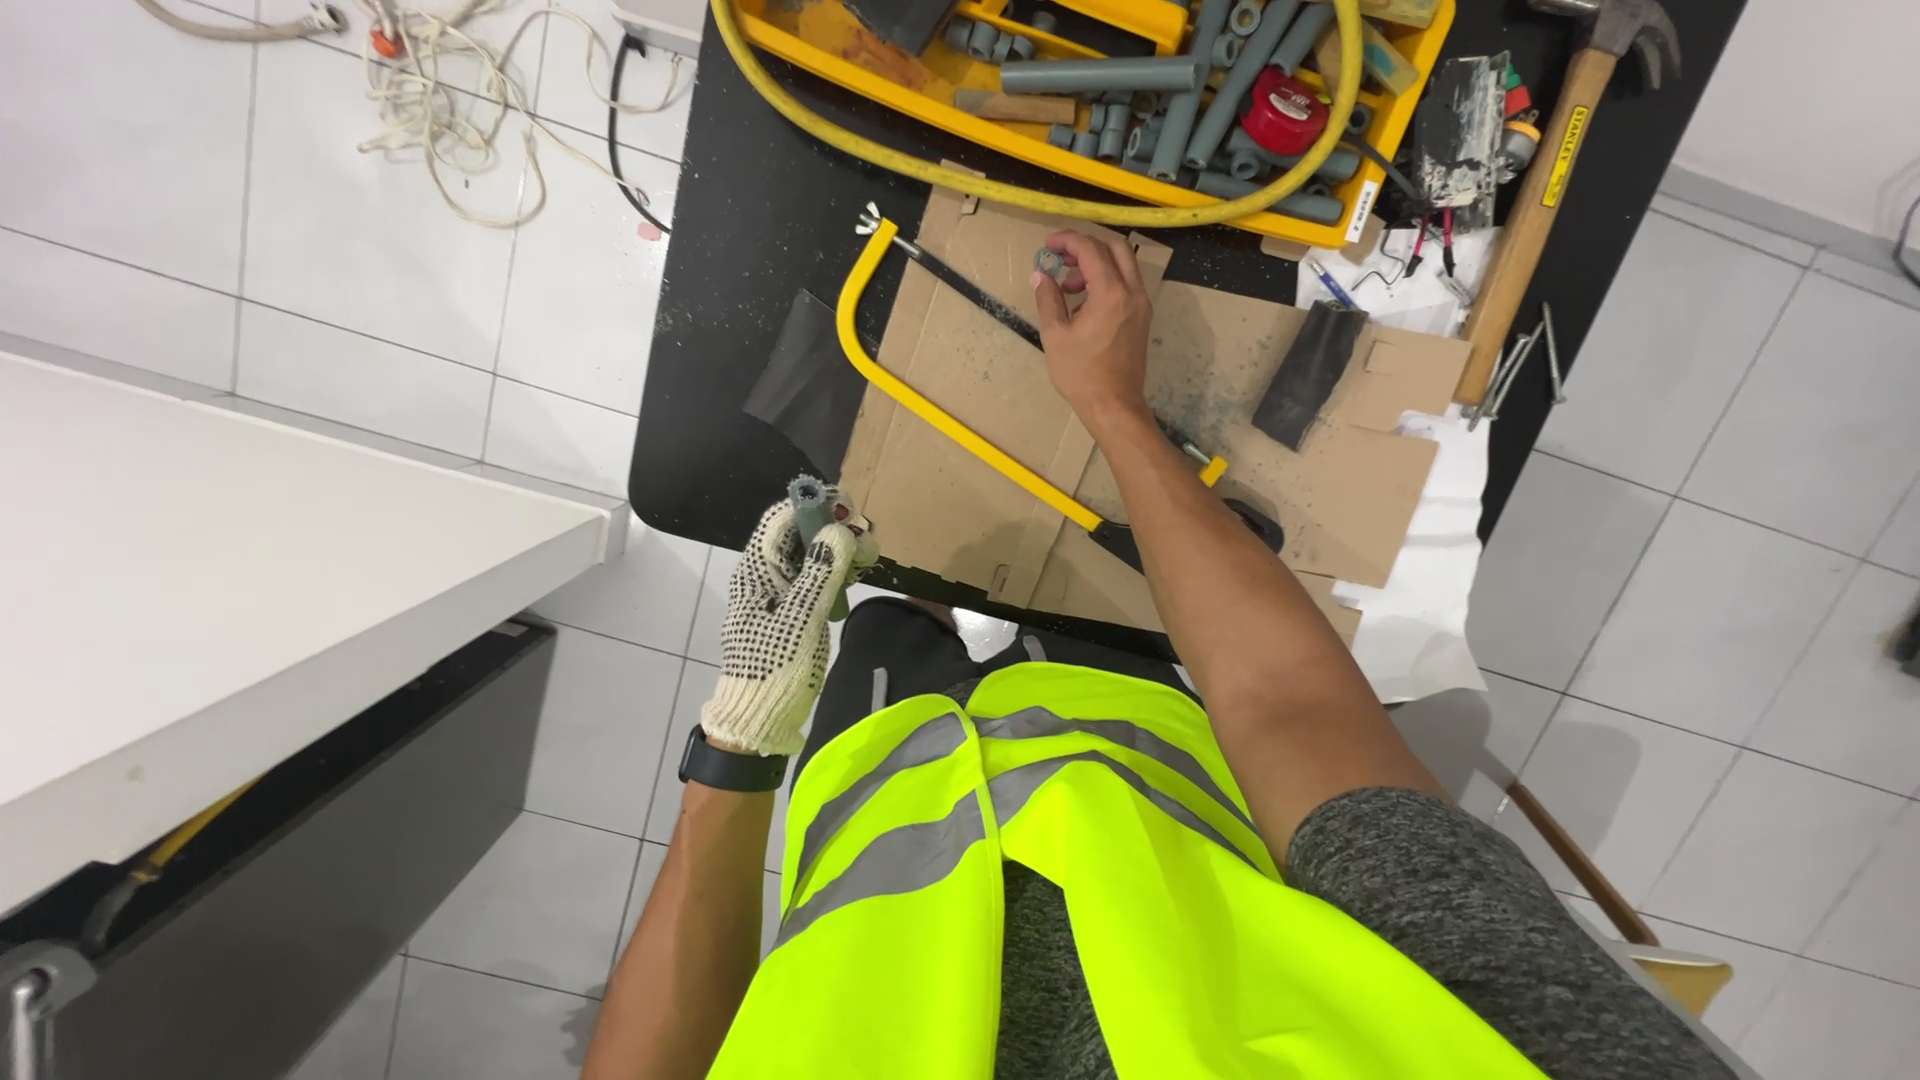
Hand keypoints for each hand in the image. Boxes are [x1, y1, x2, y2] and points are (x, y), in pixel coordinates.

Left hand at [700, 489, 877, 756]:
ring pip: (808, 555)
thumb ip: (821, 574)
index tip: (849, 509)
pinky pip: (812, 578)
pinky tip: (856, 574)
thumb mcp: (801, 620)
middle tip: (867, 538)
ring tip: (869, 553)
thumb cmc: (775, 667)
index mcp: (756, 571)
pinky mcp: (790, 609)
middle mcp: (763, 574)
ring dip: (836, 549)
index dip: (813, 507)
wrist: (761, 717)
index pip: (781, 519)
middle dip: (831, 528)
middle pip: (797, 534)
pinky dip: (834, 571)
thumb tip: (839, 531)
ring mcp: (777, 592)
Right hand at [1030, 230, 1154, 434]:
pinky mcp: (1142, 317)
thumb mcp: (1055, 335)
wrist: (1113, 405)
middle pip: (1115, 247)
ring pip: (1124, 264)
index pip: (1091, 249)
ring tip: (1069, 286)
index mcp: (1110, 293)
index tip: (1047, 245)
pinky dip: (1107, 280)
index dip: (1067, 240)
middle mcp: (1132, 292)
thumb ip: (1048, 299)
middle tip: (1061, 256)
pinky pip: (1126, 284)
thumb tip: (1040, 275)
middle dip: (1086, 245)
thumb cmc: (1081, 374)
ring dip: (1097, 263)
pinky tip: (1084, 302)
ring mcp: (1141, 305)